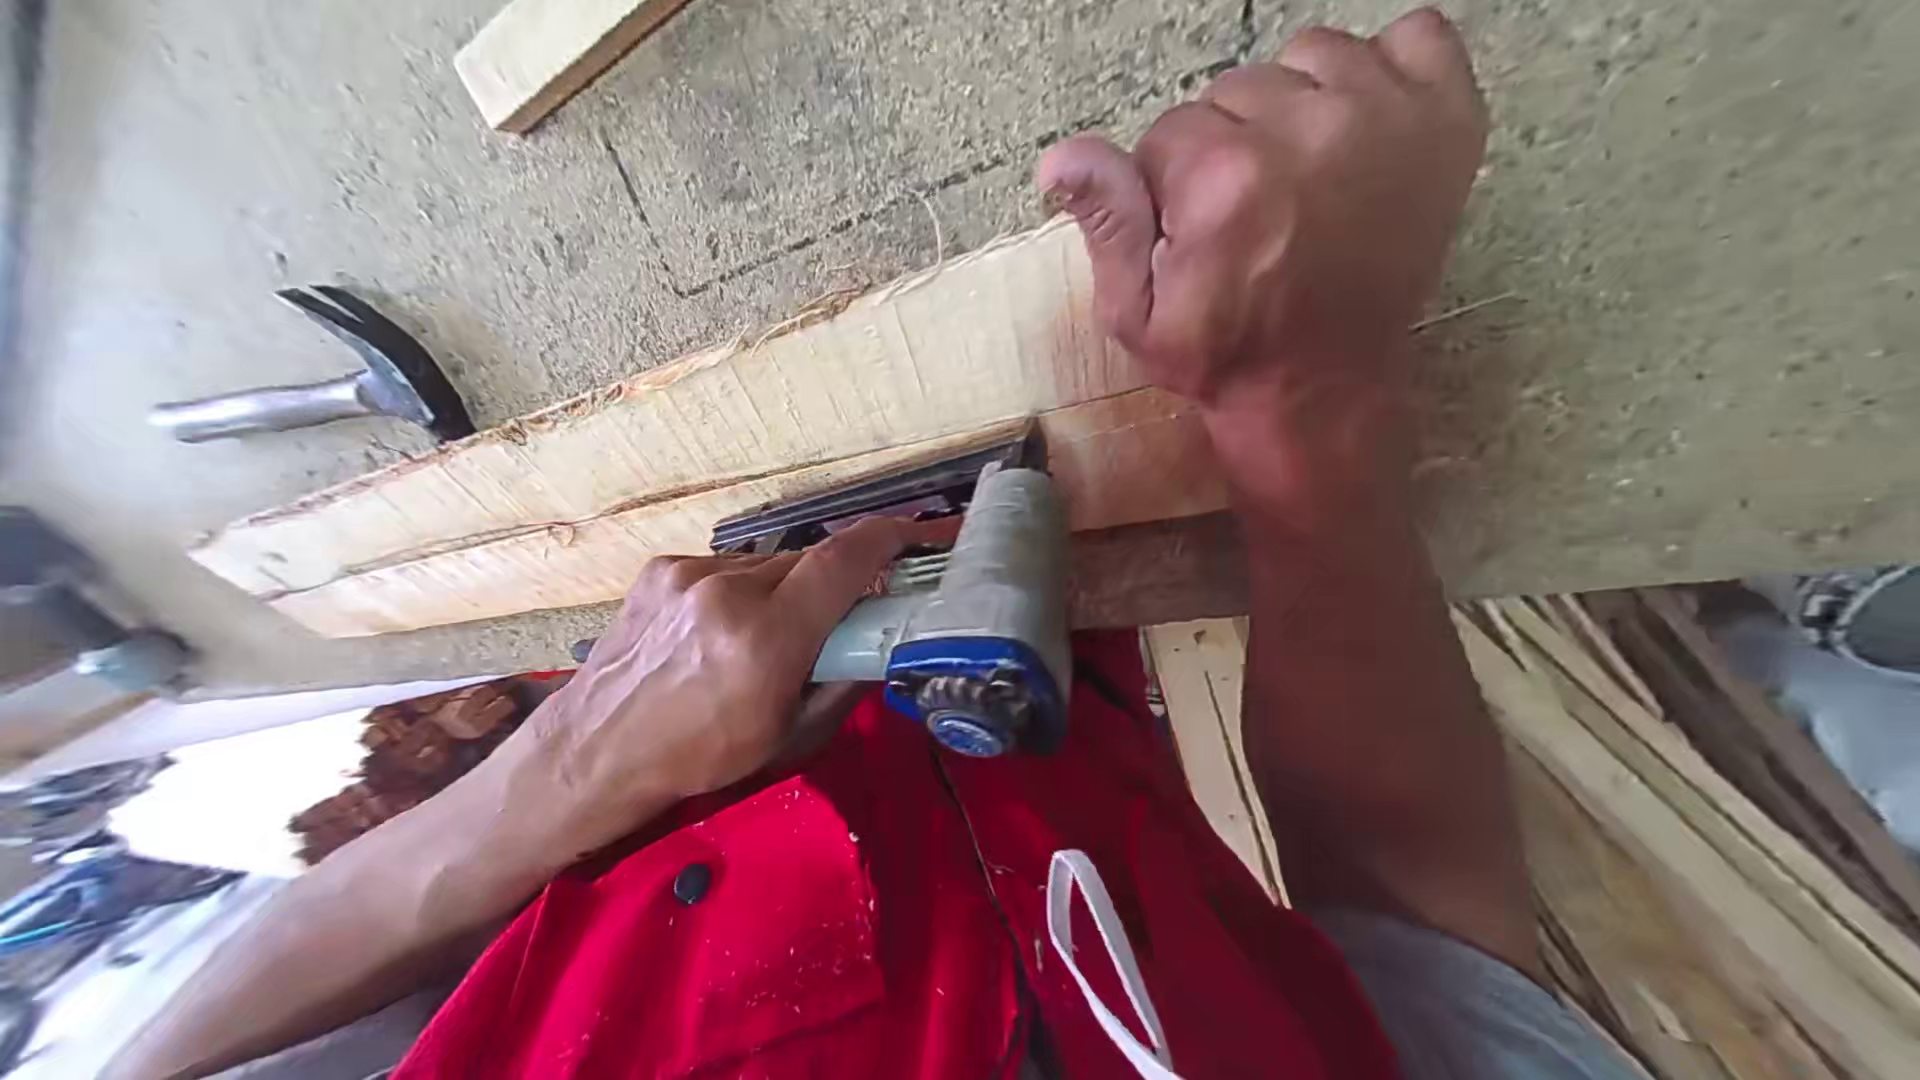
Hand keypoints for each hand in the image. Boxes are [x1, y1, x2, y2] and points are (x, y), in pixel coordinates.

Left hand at [528, 518, 913, 844]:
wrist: (592, 752)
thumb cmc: (699, 758)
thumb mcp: (791, 737)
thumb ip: (846, 681)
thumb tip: (880, 642)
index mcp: (765, 640)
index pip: (843, 561)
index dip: (891, 537)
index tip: (920, 531)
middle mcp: (728, 592)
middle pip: (811, 562)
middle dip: (835, 583)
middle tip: (837, 618)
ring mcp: (689, 574)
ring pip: (771, 563)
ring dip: (787, 589)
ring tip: (768, 632)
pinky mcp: (663, 567)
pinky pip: (731, 567)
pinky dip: (746, 589)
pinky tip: (723, 627)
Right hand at [1036, 8, 1486, 406]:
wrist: (1317, 389)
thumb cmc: (1221, 357)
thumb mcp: (1135, 316)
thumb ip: (1107, 226)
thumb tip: (1062, 156)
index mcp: (1223, 184)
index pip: (1167, 133)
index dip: (1167, 187)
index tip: (1189, 235)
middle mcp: (1307, 133)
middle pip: (1235, 91)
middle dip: (1223, 149)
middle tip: (1242, 218)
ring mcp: (1385, 118)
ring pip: (1308, 59)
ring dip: (1289, 111)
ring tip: (1292, 182)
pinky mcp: (1445, 120)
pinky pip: (1409, 36)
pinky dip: (1375, 77)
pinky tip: (1352, 139)